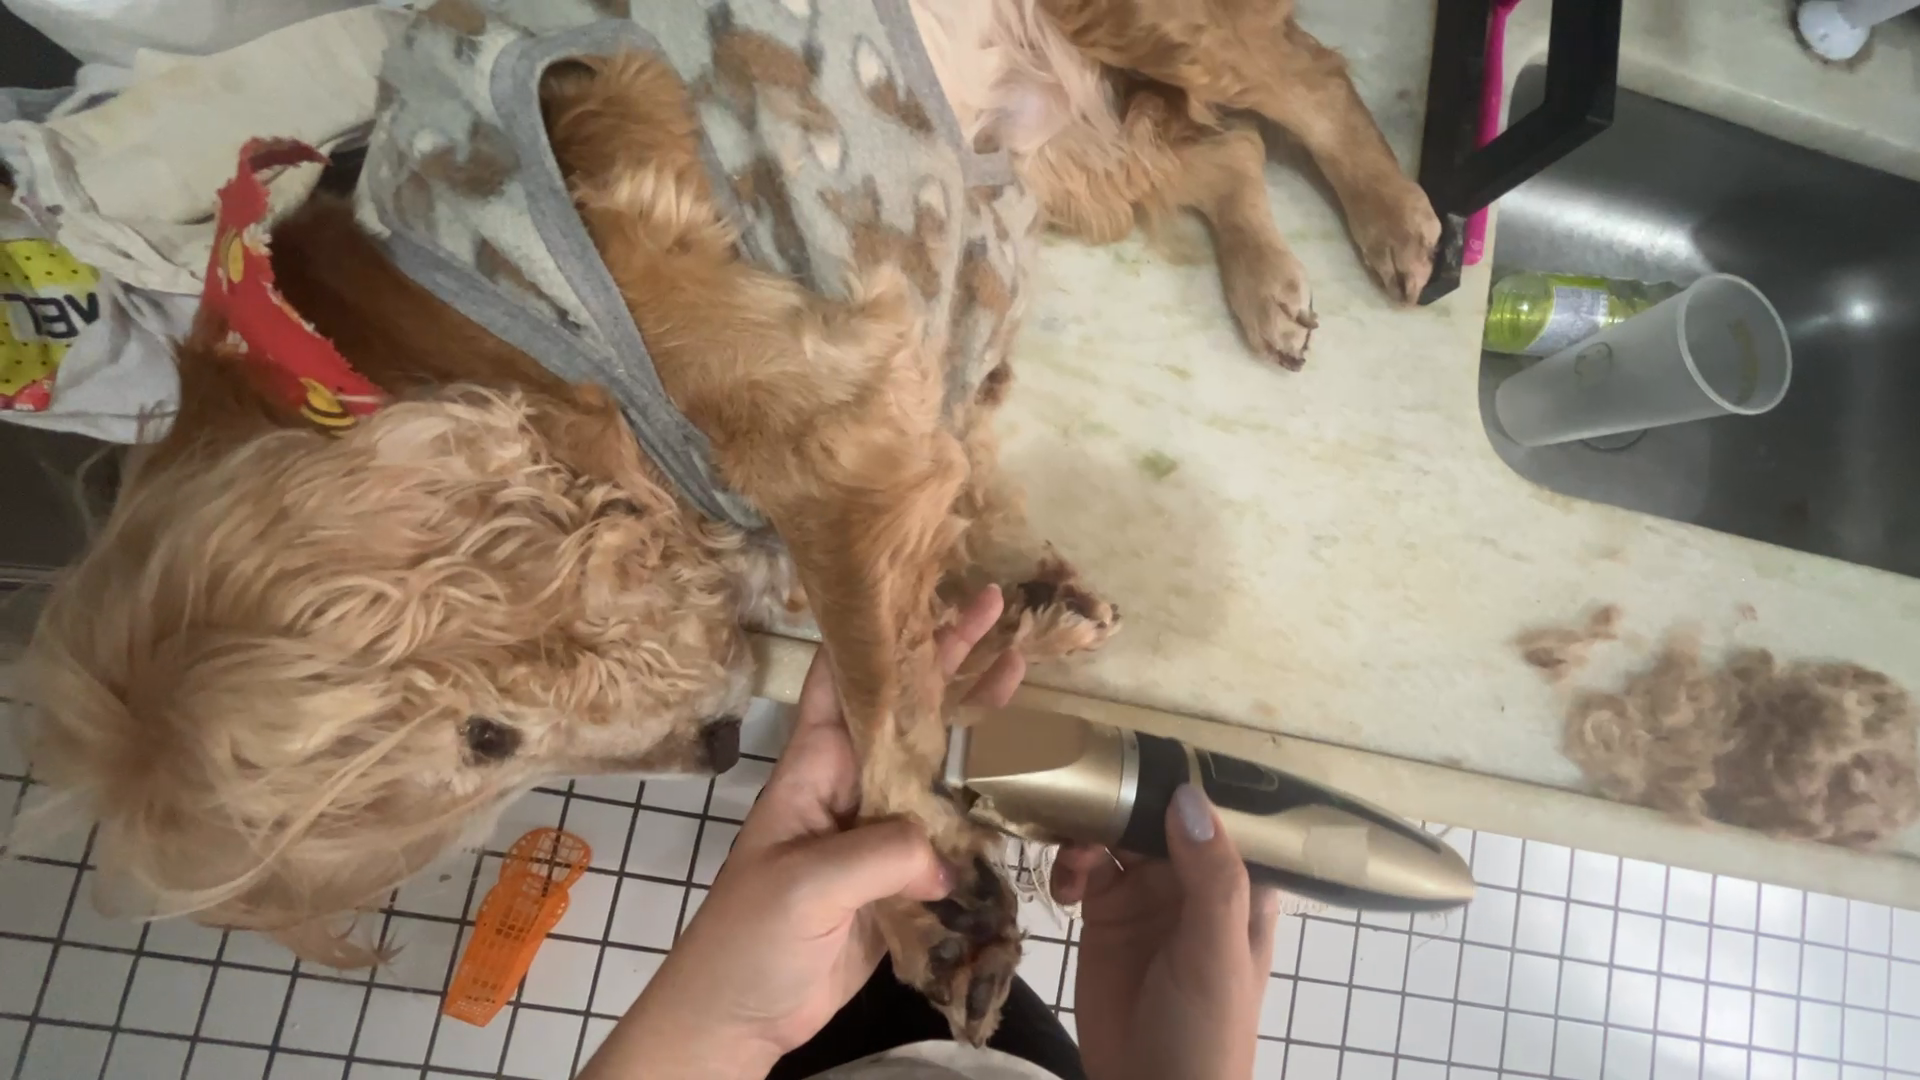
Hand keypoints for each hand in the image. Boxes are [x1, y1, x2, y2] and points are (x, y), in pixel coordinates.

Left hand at [580, 587, 1027, 1079]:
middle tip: (992, 604)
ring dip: (975, 710)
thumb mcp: (805, 884)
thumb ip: (881, 853)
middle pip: (908, 702)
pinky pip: (951, 816)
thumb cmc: (750, 936)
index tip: (914, 586)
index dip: (874, 630)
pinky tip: (1019, 767)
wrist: (743, 1014)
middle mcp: (855, 776)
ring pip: (937, 752)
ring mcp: (882, 817)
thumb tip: (945, 851)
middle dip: (946, 652)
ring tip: (1019, 664)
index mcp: (818, 762)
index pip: (841, 677)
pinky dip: (985, 789)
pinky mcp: (904, 861)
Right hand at [1052, 785, 1280, 1079]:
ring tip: (1076, 857)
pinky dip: (1070, 864)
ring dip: (1091, 830)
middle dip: (1125, 798)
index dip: (1190, 780)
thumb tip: (1186, 794)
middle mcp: (1190, 876)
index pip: (1219, 813)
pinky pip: (1084, 863)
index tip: (1152, 749)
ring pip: (1116, 831)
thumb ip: (1211, 877)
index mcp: (1235, 883)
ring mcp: (1145, 891)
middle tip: (1090, 791)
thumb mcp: (1217, 953)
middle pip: (1157, 813)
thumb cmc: (1203, 1030)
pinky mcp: (1104, 908)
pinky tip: (1065, 889)